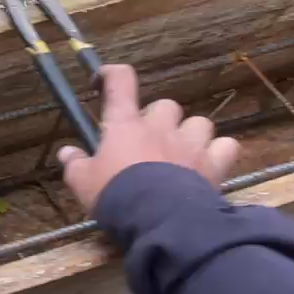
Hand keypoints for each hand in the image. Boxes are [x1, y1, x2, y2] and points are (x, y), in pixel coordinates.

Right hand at [57, 64, 238, 212]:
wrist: (159, 219)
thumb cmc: (115, 193)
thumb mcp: (82, 182)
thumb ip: (75, 164)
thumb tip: (67, 153)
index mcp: (125, 124)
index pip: (120, 82)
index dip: (112, 74)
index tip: (103, 79)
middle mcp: (160, 126)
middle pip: (165, 105)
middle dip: (158, 118)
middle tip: (147, 138)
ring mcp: (191, 144)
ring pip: (199, 122)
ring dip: (190, 133)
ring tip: (181, 151)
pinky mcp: (215, 164)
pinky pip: (226, 146)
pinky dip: (219, 152)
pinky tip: (209, 164)